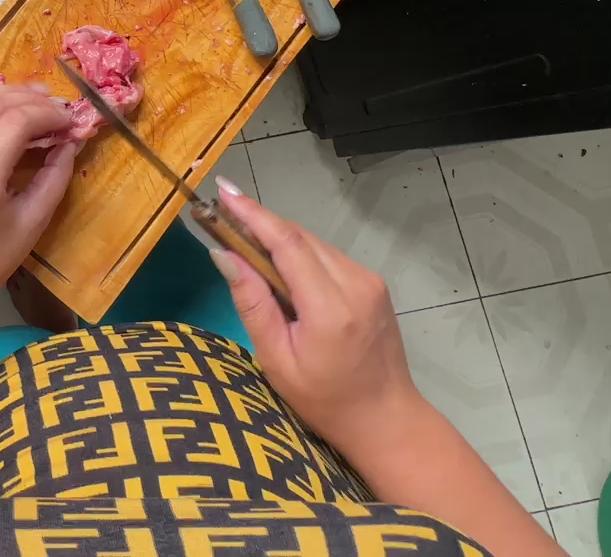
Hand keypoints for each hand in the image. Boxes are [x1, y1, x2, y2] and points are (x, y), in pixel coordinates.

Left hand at [0, 85, 79, 309]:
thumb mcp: (33, 222)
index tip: (70, 121)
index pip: (14, 122)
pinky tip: (12, 107)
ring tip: (39, 100)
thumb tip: (71, 141)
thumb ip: (55, 177)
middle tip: (60, 109)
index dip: (47, 114)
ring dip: (9, 92)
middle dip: (32, 100)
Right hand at [210, 185, 423, 445]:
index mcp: (329, 307)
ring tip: (244, 239)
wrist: (388, 421)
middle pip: (298, 236)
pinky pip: (325, 254)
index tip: (224, 191)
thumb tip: (222, 253)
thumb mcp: (276, 358)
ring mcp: (368, 280)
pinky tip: (278, 264)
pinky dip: (298, 251)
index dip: (252, 214)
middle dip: (259, 222)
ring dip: (277, 236)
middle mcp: (355, 283)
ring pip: (312, 241)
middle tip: (222, 215)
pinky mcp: (372, 282)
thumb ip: (251, 302)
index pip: (286, 243)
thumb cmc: (324, 400)